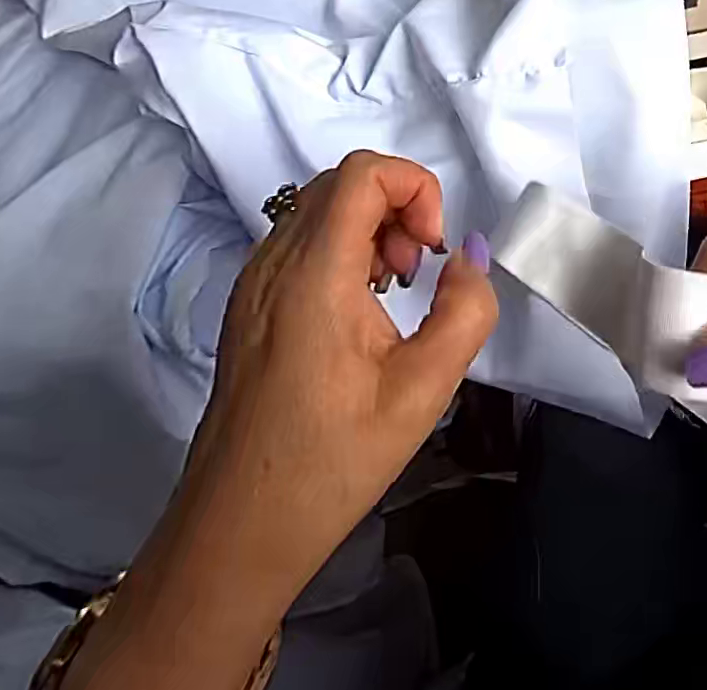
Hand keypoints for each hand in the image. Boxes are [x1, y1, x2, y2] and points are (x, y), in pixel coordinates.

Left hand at [66, 151, 496, 689]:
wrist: (238, 532)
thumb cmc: (335, 460)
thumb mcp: (428, 387)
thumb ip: (467, 308)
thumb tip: (469, 257)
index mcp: (313, 279)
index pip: (363, 173)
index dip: (418, 189)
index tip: (435, 251)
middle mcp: (273, 266)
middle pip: (344, 181)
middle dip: (403, 205)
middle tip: (423, 269)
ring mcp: (255, 283)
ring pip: (325, 205)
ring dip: (380, 225)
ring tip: (402, 287)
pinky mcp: (254, 303)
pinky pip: (308, 238)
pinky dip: (354, 246)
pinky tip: (371, 302)